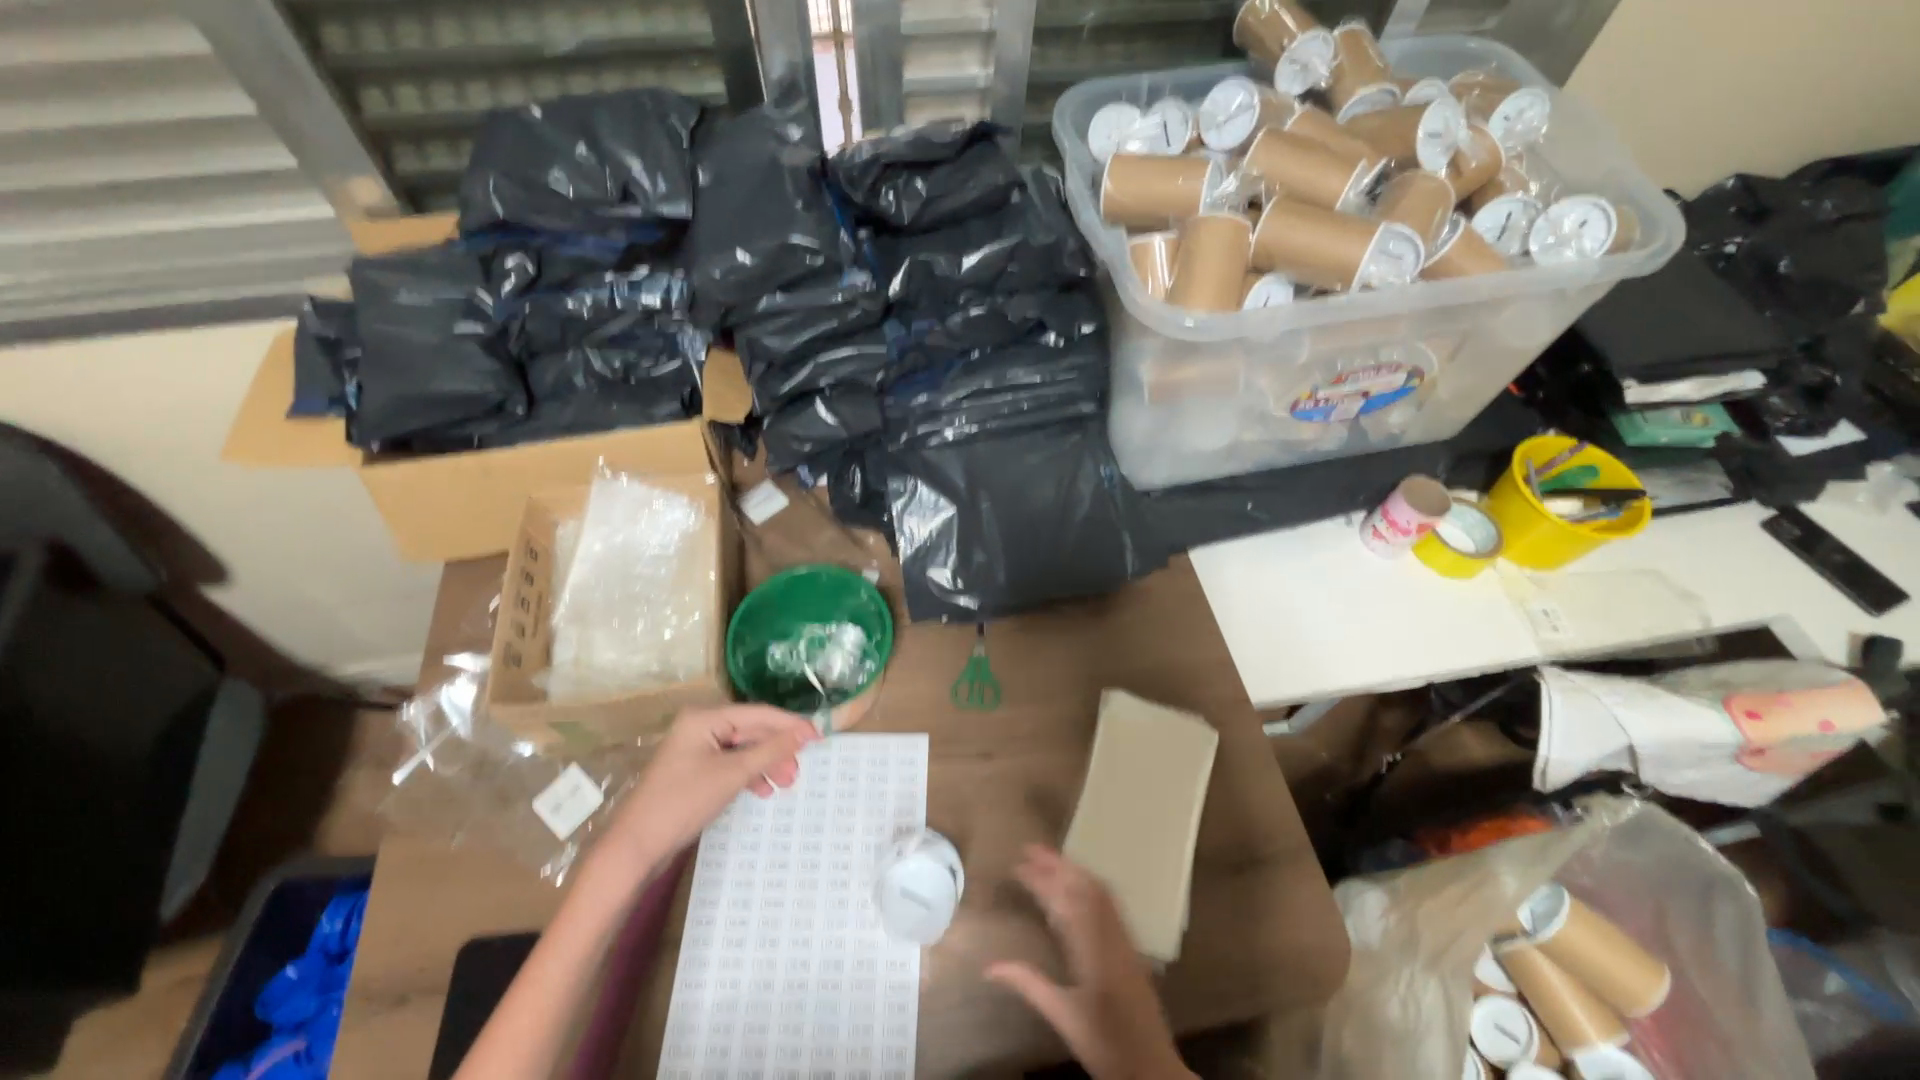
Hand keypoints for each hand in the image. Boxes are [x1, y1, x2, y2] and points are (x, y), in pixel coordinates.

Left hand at [605, 705, 818, 866]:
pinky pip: (729, 764)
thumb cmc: (684, 801)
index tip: (818, 736)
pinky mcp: (693, 771)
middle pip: (749, 730)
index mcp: (704, 718)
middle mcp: (698, 727)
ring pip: (741, 749)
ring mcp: (694, 750)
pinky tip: (762, 790)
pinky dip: (748, 775)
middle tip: (800, 768)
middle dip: (776, 749)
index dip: (789, 724)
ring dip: (765, 764)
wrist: (638, 844)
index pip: (757, 713)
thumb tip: (803, 732)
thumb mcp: (732, 774)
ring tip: (785, 783)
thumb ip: (770, 750)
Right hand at [986, 846, 1191, 1079]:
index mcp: (1095, 951)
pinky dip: (1091, 888)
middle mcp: (1114, 938)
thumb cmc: (1105, 1045)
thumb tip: (989, 966)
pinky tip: (1079, 890)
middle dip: (1059, 865)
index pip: (1067, 901)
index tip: (1018, 865)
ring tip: (1051, 860)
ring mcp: (1127, 942)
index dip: (1042, 879)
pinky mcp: (1133, 950)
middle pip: (1087, 888)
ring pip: (1102, 894)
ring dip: (1076, 872)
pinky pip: (1112, 907)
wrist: (1152, 1067)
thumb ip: (1029, 985)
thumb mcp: (1063, 1016)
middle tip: (1031, 849)